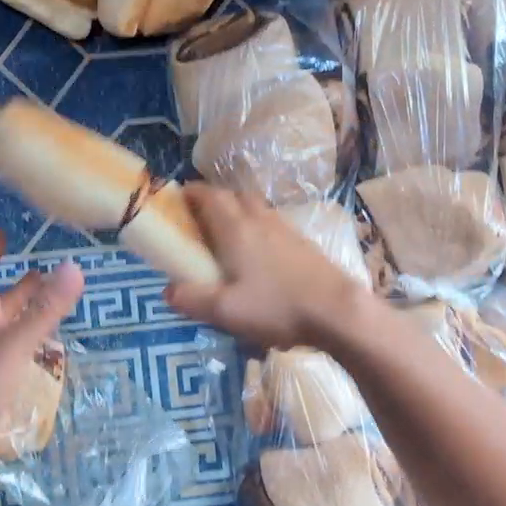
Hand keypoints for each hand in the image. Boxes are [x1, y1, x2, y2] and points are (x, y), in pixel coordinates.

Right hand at [163, 184, 369, 350]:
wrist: (338, 312)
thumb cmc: (276, 307)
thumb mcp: (223, 310)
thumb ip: (190, 298)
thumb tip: (168, 290)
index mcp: (236, 229)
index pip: (209, 196)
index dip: (190, 194)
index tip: (176, 201)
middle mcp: (260, 220)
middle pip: (233, 196)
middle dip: (212, 201)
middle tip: (198, 222)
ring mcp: (286, 230)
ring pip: (255, 209)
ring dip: (236, 213)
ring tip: (225, 238)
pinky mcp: (303, 244)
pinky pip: (272, 225)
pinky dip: (257, 229)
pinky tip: (258, 256)